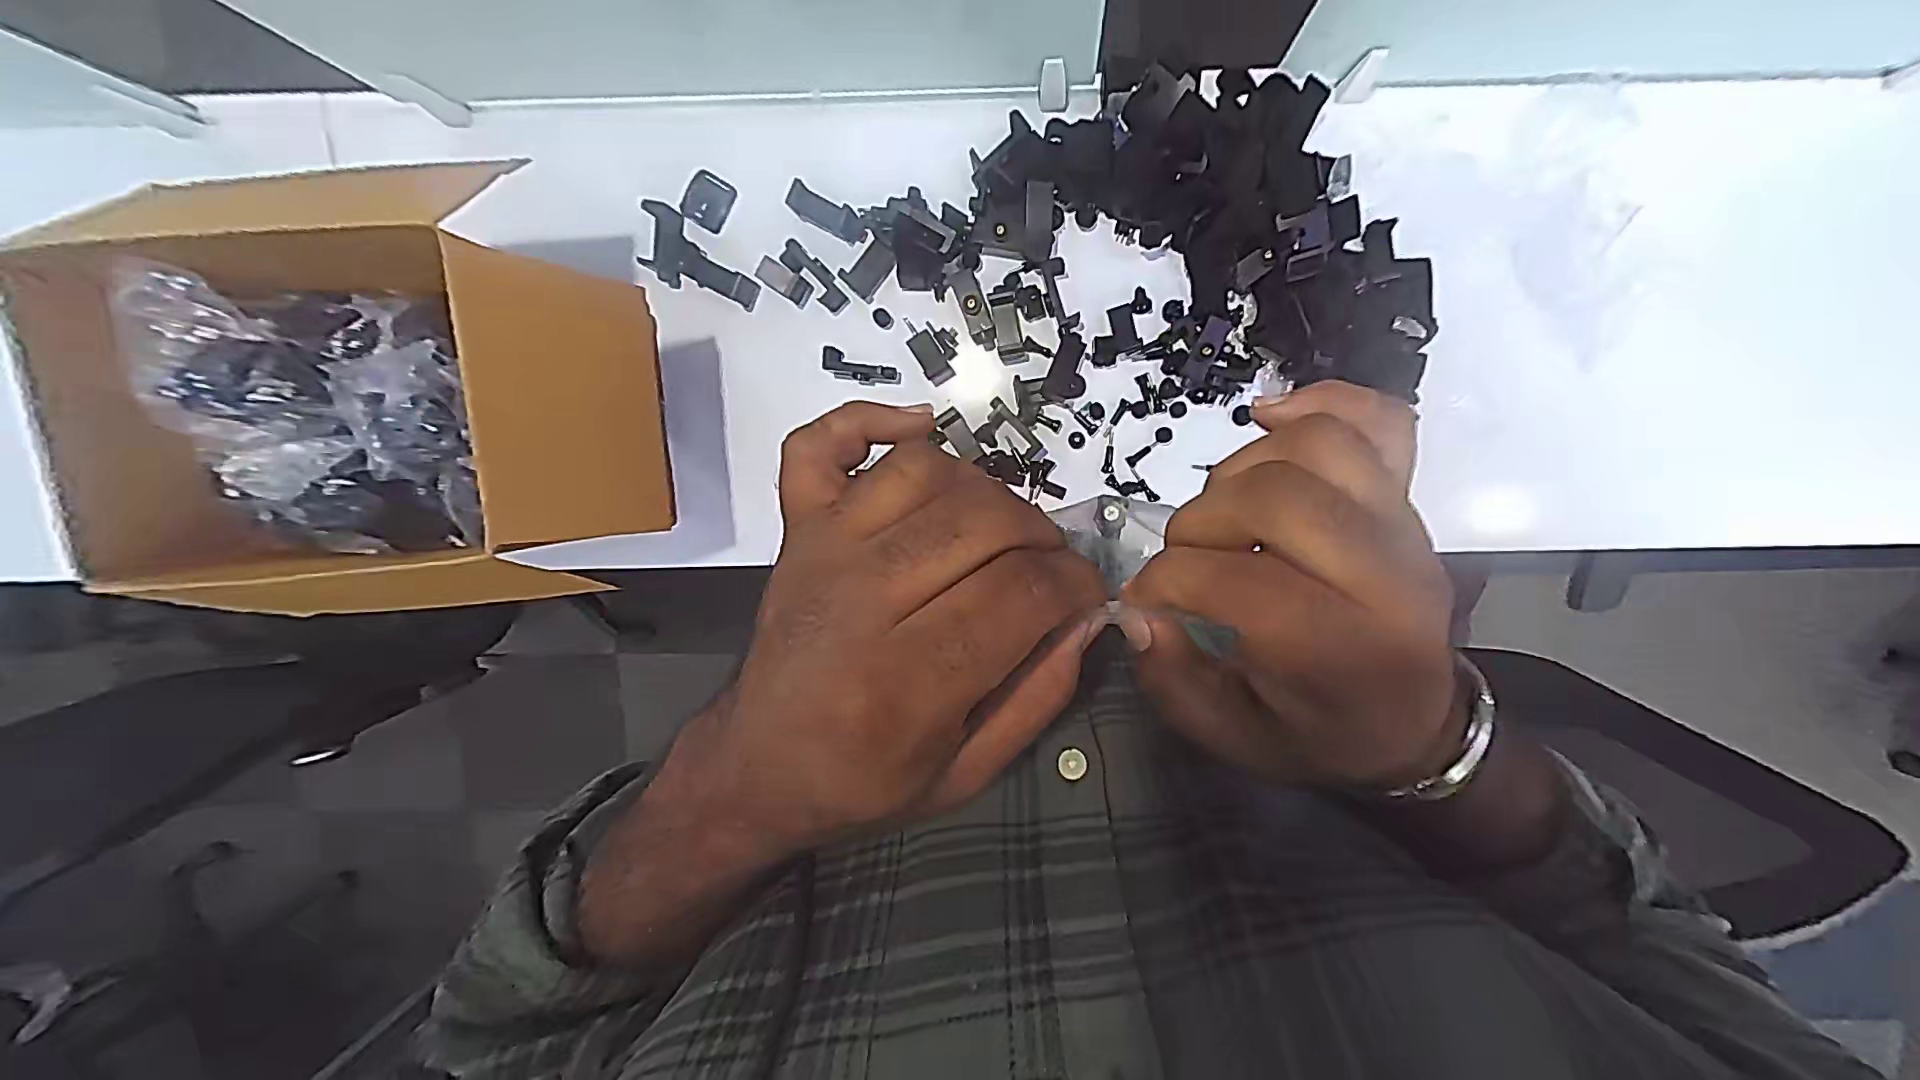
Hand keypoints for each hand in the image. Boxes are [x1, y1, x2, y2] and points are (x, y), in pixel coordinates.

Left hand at [659, 402, 1105, 859]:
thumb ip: (1037, 698)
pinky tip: (916, 428)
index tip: (1087, 596)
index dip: (1076, 585)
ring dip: (983, 490)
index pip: (1023, 592)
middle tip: (1049, 568)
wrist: (757, 766)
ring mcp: (823, 552)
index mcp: (908, 681)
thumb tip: (1087, 619)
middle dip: (1043, 539)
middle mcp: (862, 601)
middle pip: (984, 523)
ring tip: (996, 529)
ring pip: (925, 471)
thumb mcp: (966, 773)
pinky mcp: (796, 530)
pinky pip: (819, 446)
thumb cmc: (862, 780)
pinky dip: (865, 420)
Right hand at [1122, 382, 1459, 789]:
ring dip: (1243, 468)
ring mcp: (1404, 526)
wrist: (1416, 723)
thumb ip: (1172, 679)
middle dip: (1200, 521)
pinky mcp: (1407, 499)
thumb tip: (1136, 613)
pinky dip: (1320, 404)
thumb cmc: (1318, 732)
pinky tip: (1270, 422)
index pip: (1236, 580)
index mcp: (1340, 648)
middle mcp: (1385, 576)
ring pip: (1318, 445)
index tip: (1145, 602)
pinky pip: (1378, 420)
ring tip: (1222, 508)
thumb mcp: (1231, 735)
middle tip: (1184, 556)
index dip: (1165, 583)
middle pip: (1276, 498)